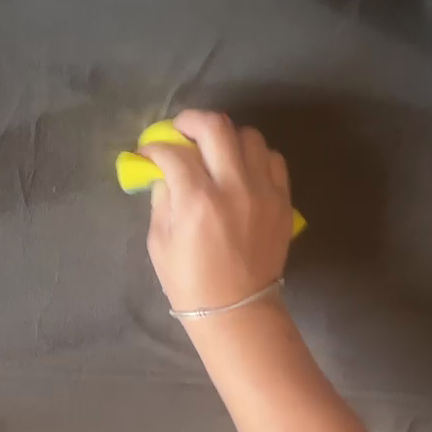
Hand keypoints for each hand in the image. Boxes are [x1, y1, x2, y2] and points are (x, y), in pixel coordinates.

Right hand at [141, 109, 293, 314]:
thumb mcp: (160, 245)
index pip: (173, 153)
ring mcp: (262, 190)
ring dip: (226, 137)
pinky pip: (271, 158)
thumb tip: (165, 175)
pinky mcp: (282, 199)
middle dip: (190, 121)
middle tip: (180, 131)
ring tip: (214, 151)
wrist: (236, 309)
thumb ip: (161, 202)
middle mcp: (232, 186)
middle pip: (214, 127)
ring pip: (248, 136)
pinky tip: (241, 170)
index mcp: (196, 201)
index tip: (149, 152)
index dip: (155, 147)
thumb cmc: (189, 283)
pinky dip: (253, 157)